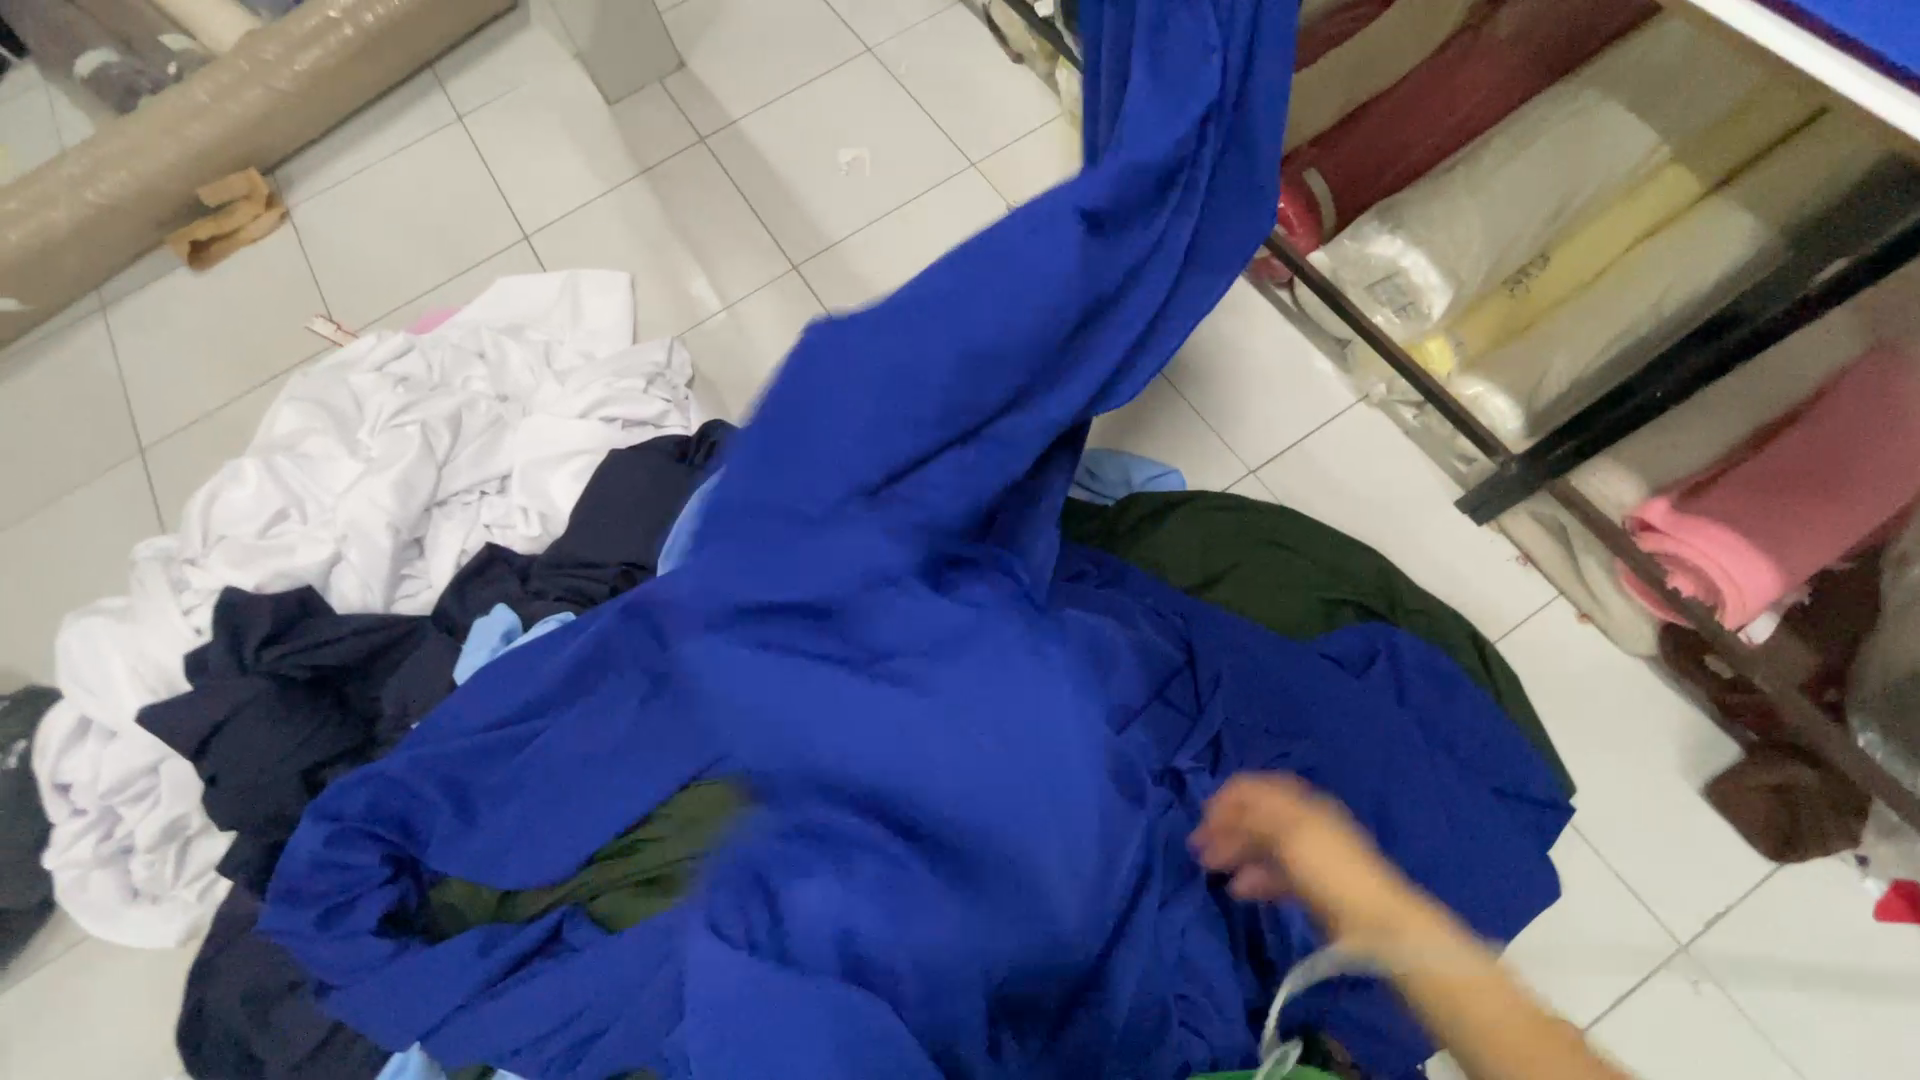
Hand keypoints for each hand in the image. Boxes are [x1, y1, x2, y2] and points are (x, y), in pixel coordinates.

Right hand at [1190, 773, 1441, 949]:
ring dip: (1236, 853)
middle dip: (1226, 828)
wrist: (1375, 921)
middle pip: (1256, 817)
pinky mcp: (1312, 884)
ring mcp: (1309, 854)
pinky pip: (1275, 873)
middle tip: (1199, 849)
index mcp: (1300, 803)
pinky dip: (1254, 878)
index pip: (1255, 788)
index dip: (1226, 798)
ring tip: (1213, 870)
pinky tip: (1239, 890)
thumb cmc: (1327, 867)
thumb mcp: (1286, 831)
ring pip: (1263, 846)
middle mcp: (1304, 822)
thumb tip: (1223, 809)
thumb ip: (1251, 816)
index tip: (1202, 817)